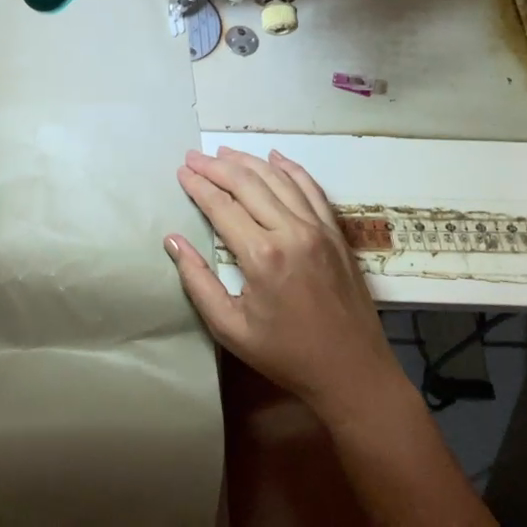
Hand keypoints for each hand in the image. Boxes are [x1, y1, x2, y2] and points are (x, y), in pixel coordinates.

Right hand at [165, 148, 408, 419]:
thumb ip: (197, 282)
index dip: (198, 185)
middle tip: (193, 156)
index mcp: (262, 256)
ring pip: (279, 179)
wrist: (354, 373)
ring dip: (248, 161)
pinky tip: (274, 157)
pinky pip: (311, 189)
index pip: (221, 206)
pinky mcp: (336, 234)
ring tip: (223, 153)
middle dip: (216, 167)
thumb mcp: (231, 328)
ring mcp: (318, 229)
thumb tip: (172, 241)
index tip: (181, 171)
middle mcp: (291, 232)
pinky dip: (291, 168)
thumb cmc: (286, 355)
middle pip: (248, 183)